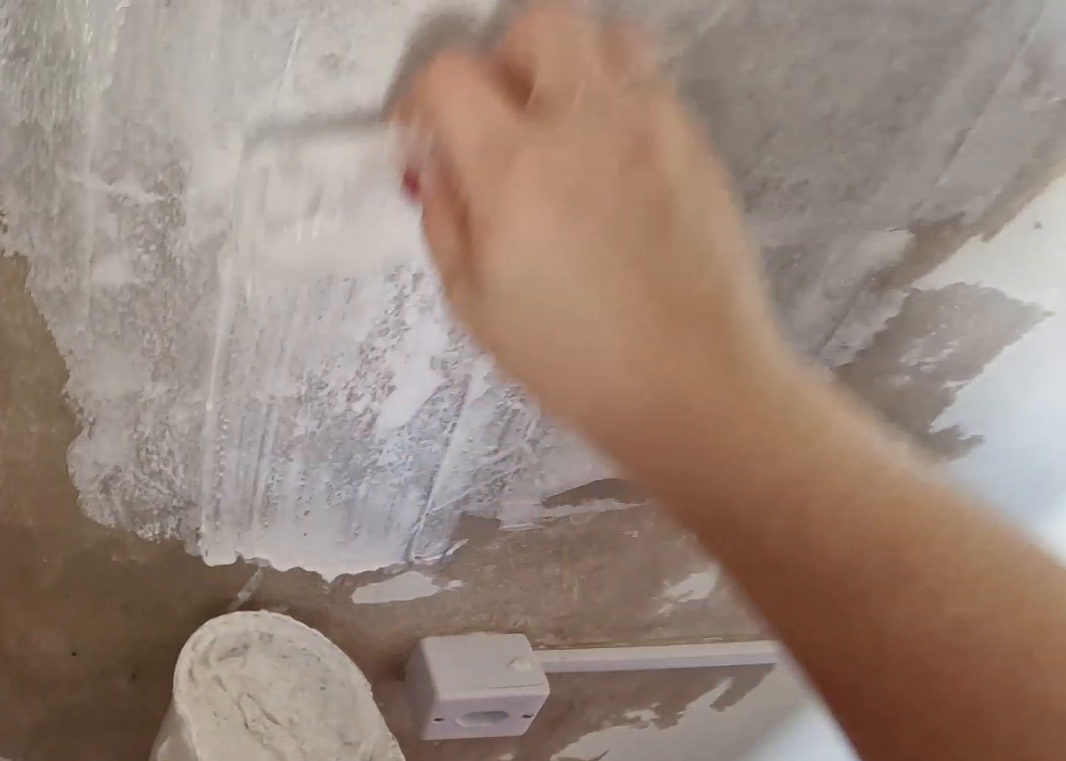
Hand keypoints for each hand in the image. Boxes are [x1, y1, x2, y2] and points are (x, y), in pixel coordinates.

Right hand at [396, 3, 794, 449]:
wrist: (682, 376)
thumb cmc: (559, 352)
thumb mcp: (469, 297)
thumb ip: (444, 216)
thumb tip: (436, 163)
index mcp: (513, 168)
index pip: (451, 75)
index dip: (419, 95)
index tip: (416, 133)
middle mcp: (586, 120)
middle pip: (538, 22)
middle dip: (496, 60)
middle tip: (483, 122)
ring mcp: (652, 120)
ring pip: (603, 35)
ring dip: (559, 68)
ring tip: (544, 133)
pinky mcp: (693, 137)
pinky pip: (643, 81)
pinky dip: (604, 101)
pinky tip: (593, 167)